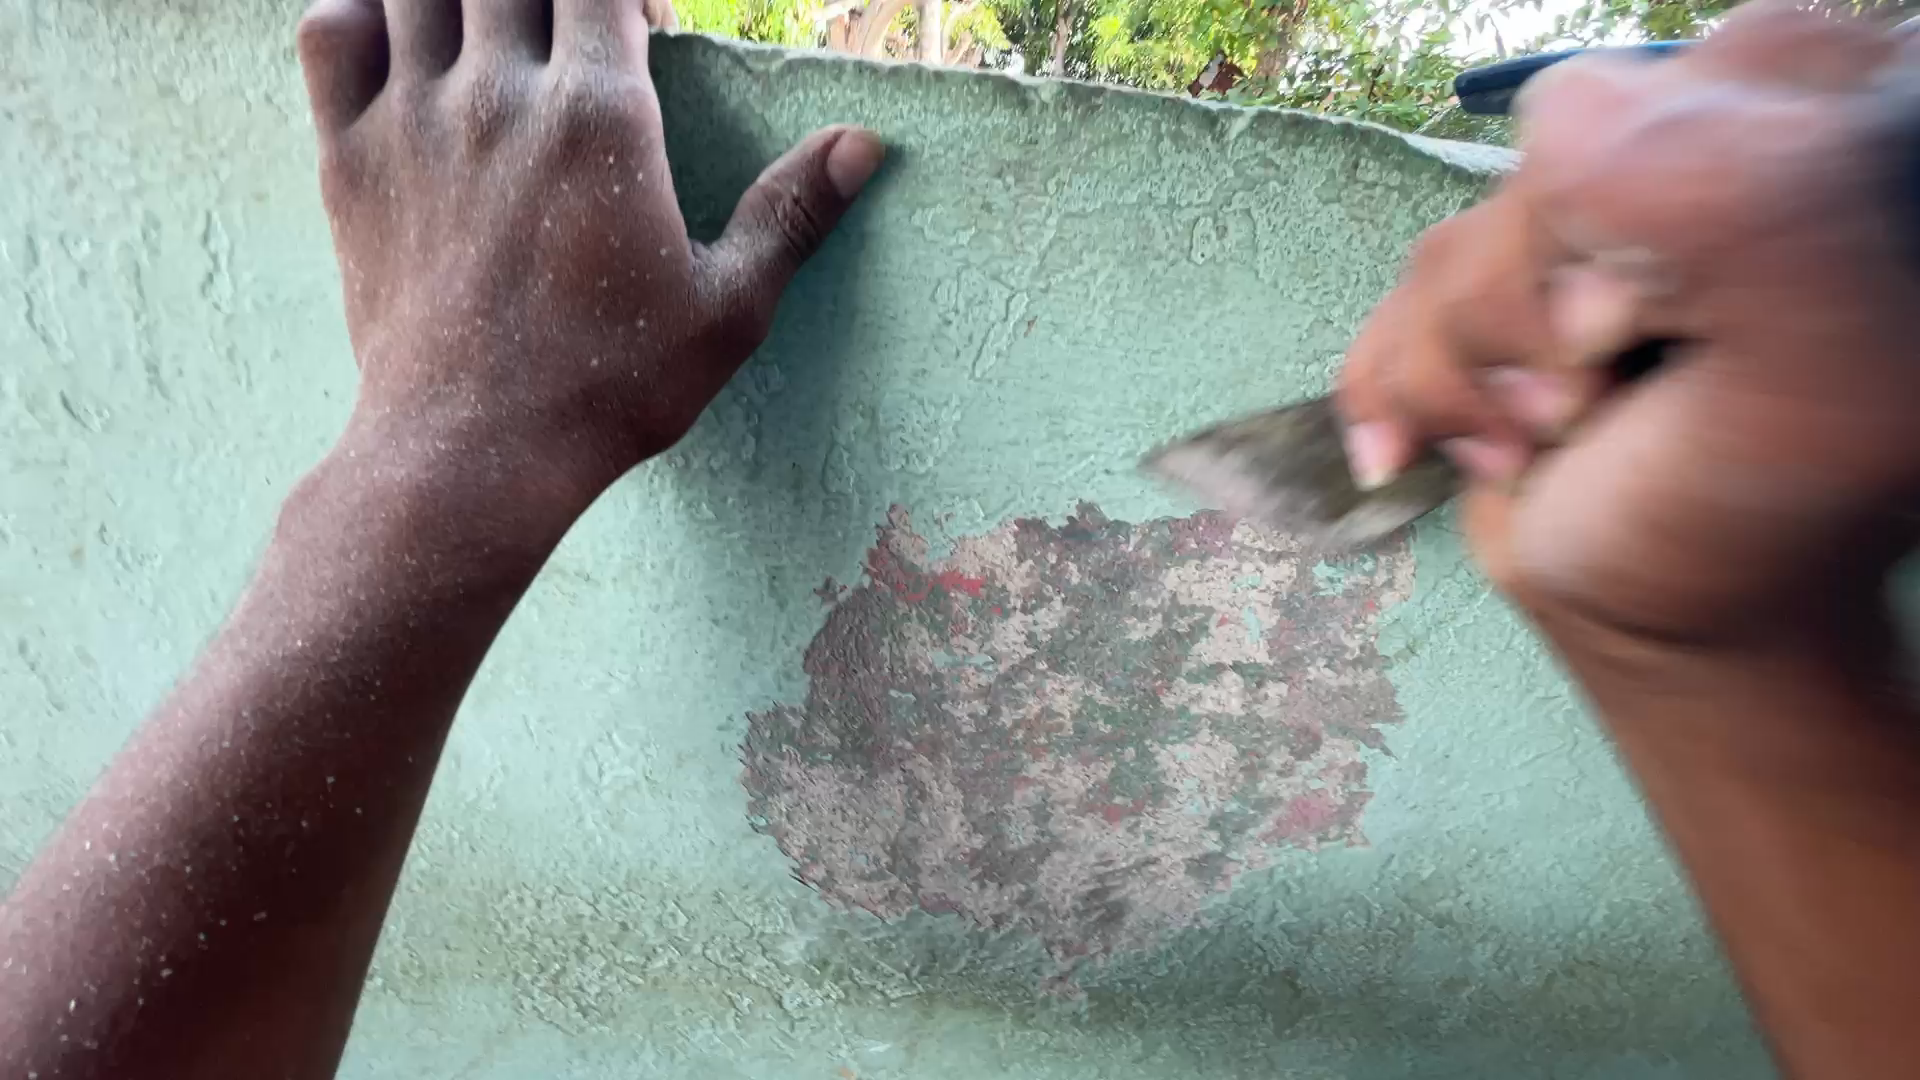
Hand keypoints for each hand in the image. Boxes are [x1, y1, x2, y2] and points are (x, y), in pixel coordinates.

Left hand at [296, 0, 881, 508]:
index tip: (649, 25)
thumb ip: (792, 214)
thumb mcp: (731, 309)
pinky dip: (367, 12)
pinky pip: (331, 32)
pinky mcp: (349, 158)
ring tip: (508, 36)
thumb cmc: (617, 383)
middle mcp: (498, 93)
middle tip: (585, 33)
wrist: (482, 447)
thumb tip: (863, 144)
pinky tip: (407, 41)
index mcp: (600, 120)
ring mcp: (411, 118)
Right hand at [1337, 3, 1919, 659]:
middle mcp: (1687, 189)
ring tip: (1526, 449)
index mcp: (1814, 160)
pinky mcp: (1484, 316)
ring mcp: (1570, 258)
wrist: (1636, 610)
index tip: (1631, 344)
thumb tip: (1566, 106)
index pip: (1644, 108)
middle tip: (1572, 412)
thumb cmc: (1730, 530)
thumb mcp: (1810, 389)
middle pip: (1515, 196)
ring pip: (1434, 266)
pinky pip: (1382, 322)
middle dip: (1508, 333)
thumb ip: (1754, 212)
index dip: (1601, 237)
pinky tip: (1421, 450)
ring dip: (1450, 387)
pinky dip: (1387, 400)